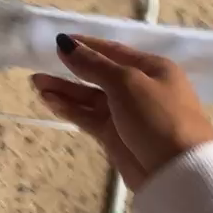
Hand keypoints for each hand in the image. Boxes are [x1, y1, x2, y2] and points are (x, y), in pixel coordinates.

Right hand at [31, 34, 212, 188]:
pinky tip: (48, 100)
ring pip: (89, 97)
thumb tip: (66, 44)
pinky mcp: (114, 135)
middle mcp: (139, 88)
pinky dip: (69, 108)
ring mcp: (125, 113)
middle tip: (41, 64)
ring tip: (36, 83)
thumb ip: (94, 65)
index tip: (60, 40)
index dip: (86, 45)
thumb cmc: (158, 117)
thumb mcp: (127, 84)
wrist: (177, 172)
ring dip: (64, 90)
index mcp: (152, 69)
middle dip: (71, 69)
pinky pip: (87, 116)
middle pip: (98, 74)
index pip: (113, 51)